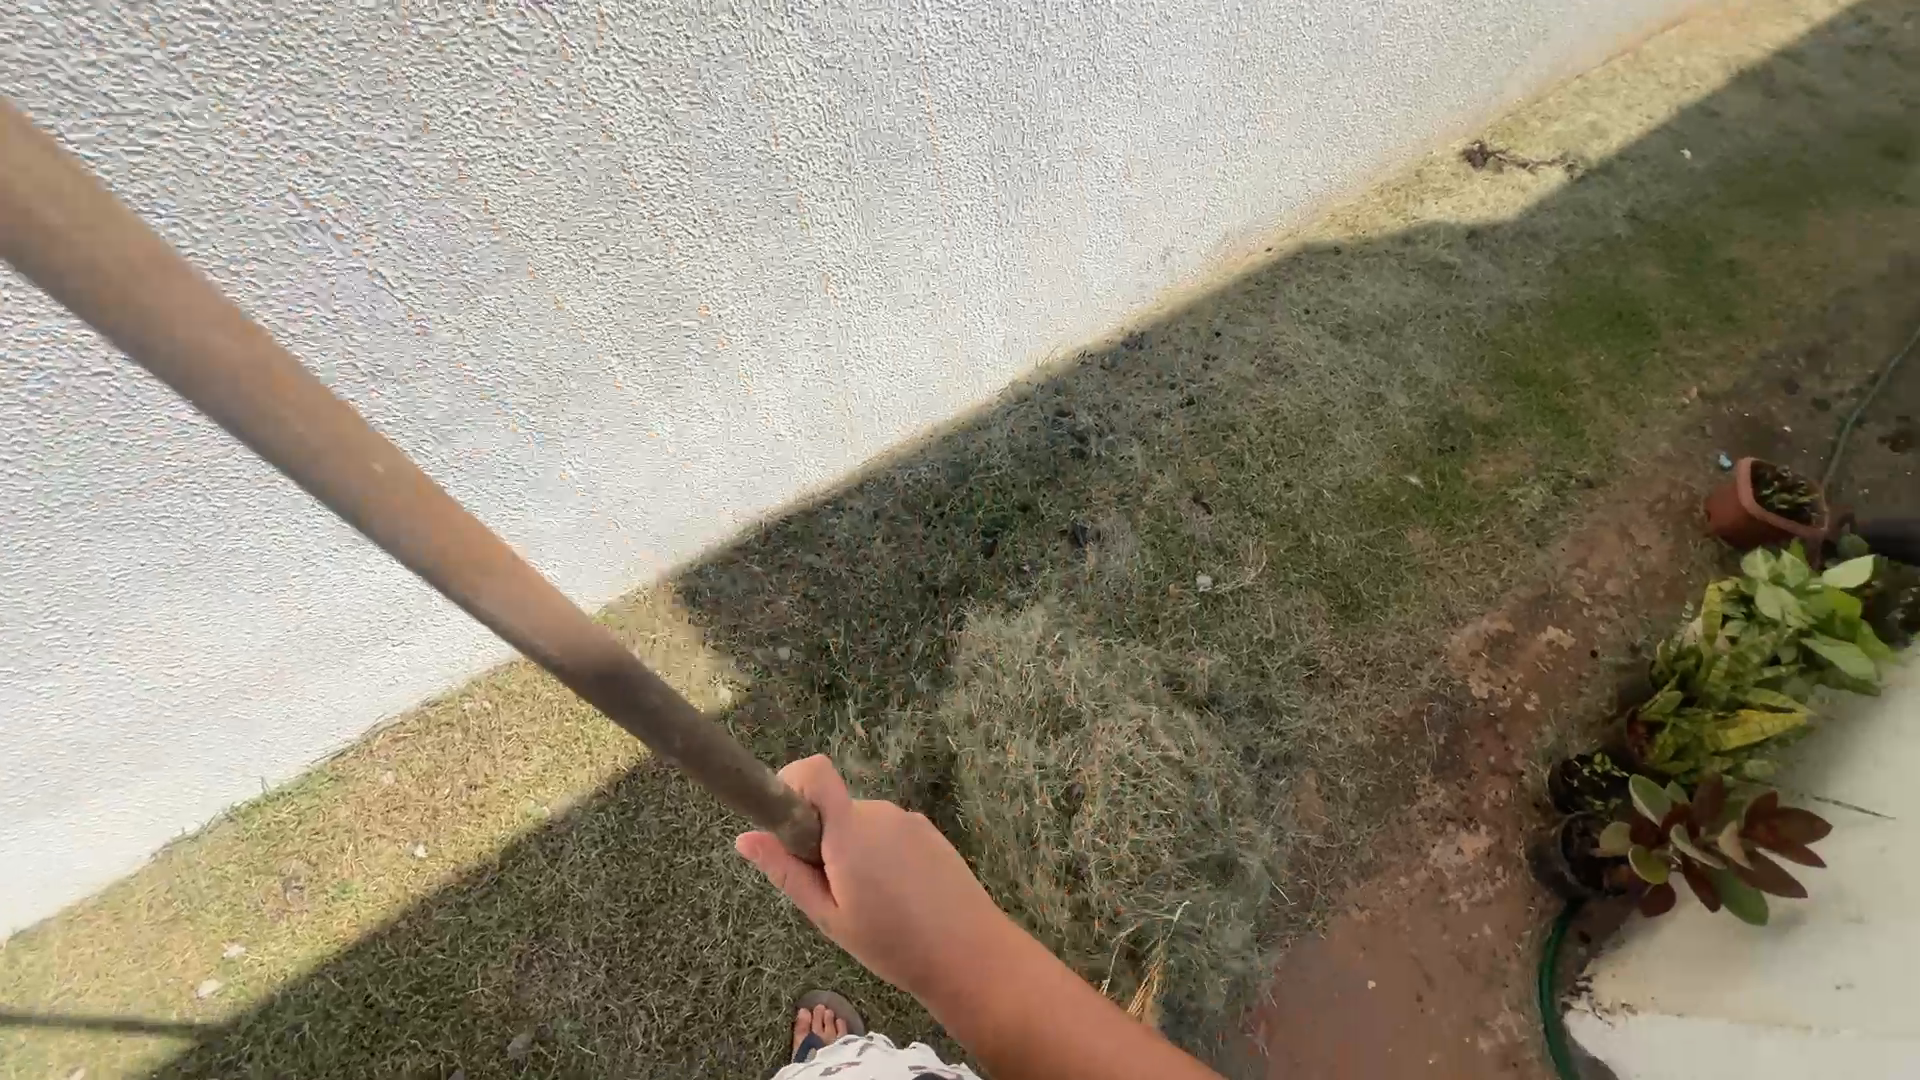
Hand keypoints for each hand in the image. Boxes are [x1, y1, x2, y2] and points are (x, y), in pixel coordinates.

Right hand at [735, 755, 1020, 1002]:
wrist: (969, 953)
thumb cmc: (891, 942)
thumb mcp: (828, 915)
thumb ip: (786, 871)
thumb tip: (745, 838)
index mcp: (851, 829)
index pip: (815, 770)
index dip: (792, 781)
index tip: (783, 822)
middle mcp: (880, 811)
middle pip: (835, 808)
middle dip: (823, 841)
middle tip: (834, 894)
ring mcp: (909, 818)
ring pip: (862, 824)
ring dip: (854, 851)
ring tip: (871, 903)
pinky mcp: (929, 829)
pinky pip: (889, 832)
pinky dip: (881, 854)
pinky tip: (898, 896)